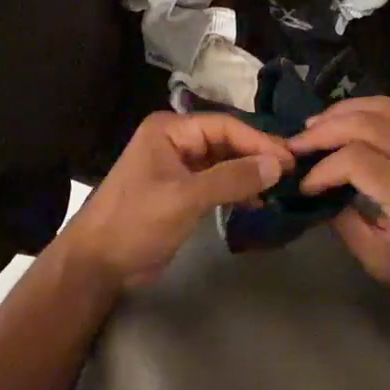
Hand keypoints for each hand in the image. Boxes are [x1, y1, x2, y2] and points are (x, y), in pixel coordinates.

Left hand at [61, 112, 294, 288]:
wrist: (97, 263)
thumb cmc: (136, 222)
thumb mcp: (185, 199)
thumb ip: (231, 179)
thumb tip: (276, 165)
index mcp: (169, 129)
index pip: (224, 126)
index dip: (258, 141)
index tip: (290, 159)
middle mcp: (174, 141)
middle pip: (225, 141)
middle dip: (256, 155)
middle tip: (292, 173)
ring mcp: (177, 166)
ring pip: (223, 161)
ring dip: (249, 173)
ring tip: (280, 188)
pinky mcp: (180, 191)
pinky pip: (216, 181)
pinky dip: (236, 189)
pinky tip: (257, 201)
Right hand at [291, 97, 389, 313]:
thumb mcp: (378, 260)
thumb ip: (344, 221)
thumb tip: (319, 191)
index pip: (355, 159)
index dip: (322, 169)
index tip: (305, 185)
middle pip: (366, 123)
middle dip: (324, 130)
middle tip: (297, 143)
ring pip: (383, 107)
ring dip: (344, 111)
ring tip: (317, 126)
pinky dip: (369, 109)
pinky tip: (349, 121)